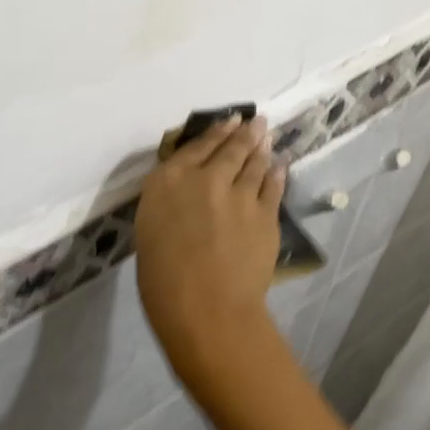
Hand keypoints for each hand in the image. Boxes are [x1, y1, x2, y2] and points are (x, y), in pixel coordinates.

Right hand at [135, 114, 286, 372]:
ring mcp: (239, 194)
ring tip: (268, 137)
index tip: (228, 121)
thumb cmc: (163, 280)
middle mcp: (204, 178)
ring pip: (254, 163)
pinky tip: (279, 167)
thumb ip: (170, 205)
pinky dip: (276, 174)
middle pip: (229, 149)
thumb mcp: (150, 231)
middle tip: (256, 121)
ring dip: (261, 148)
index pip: (194, 147)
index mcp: (166, 182)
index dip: (214, 133)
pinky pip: (273, 186)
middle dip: (244, 133)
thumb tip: (186, 198)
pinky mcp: (266, 213)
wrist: (206, 307)